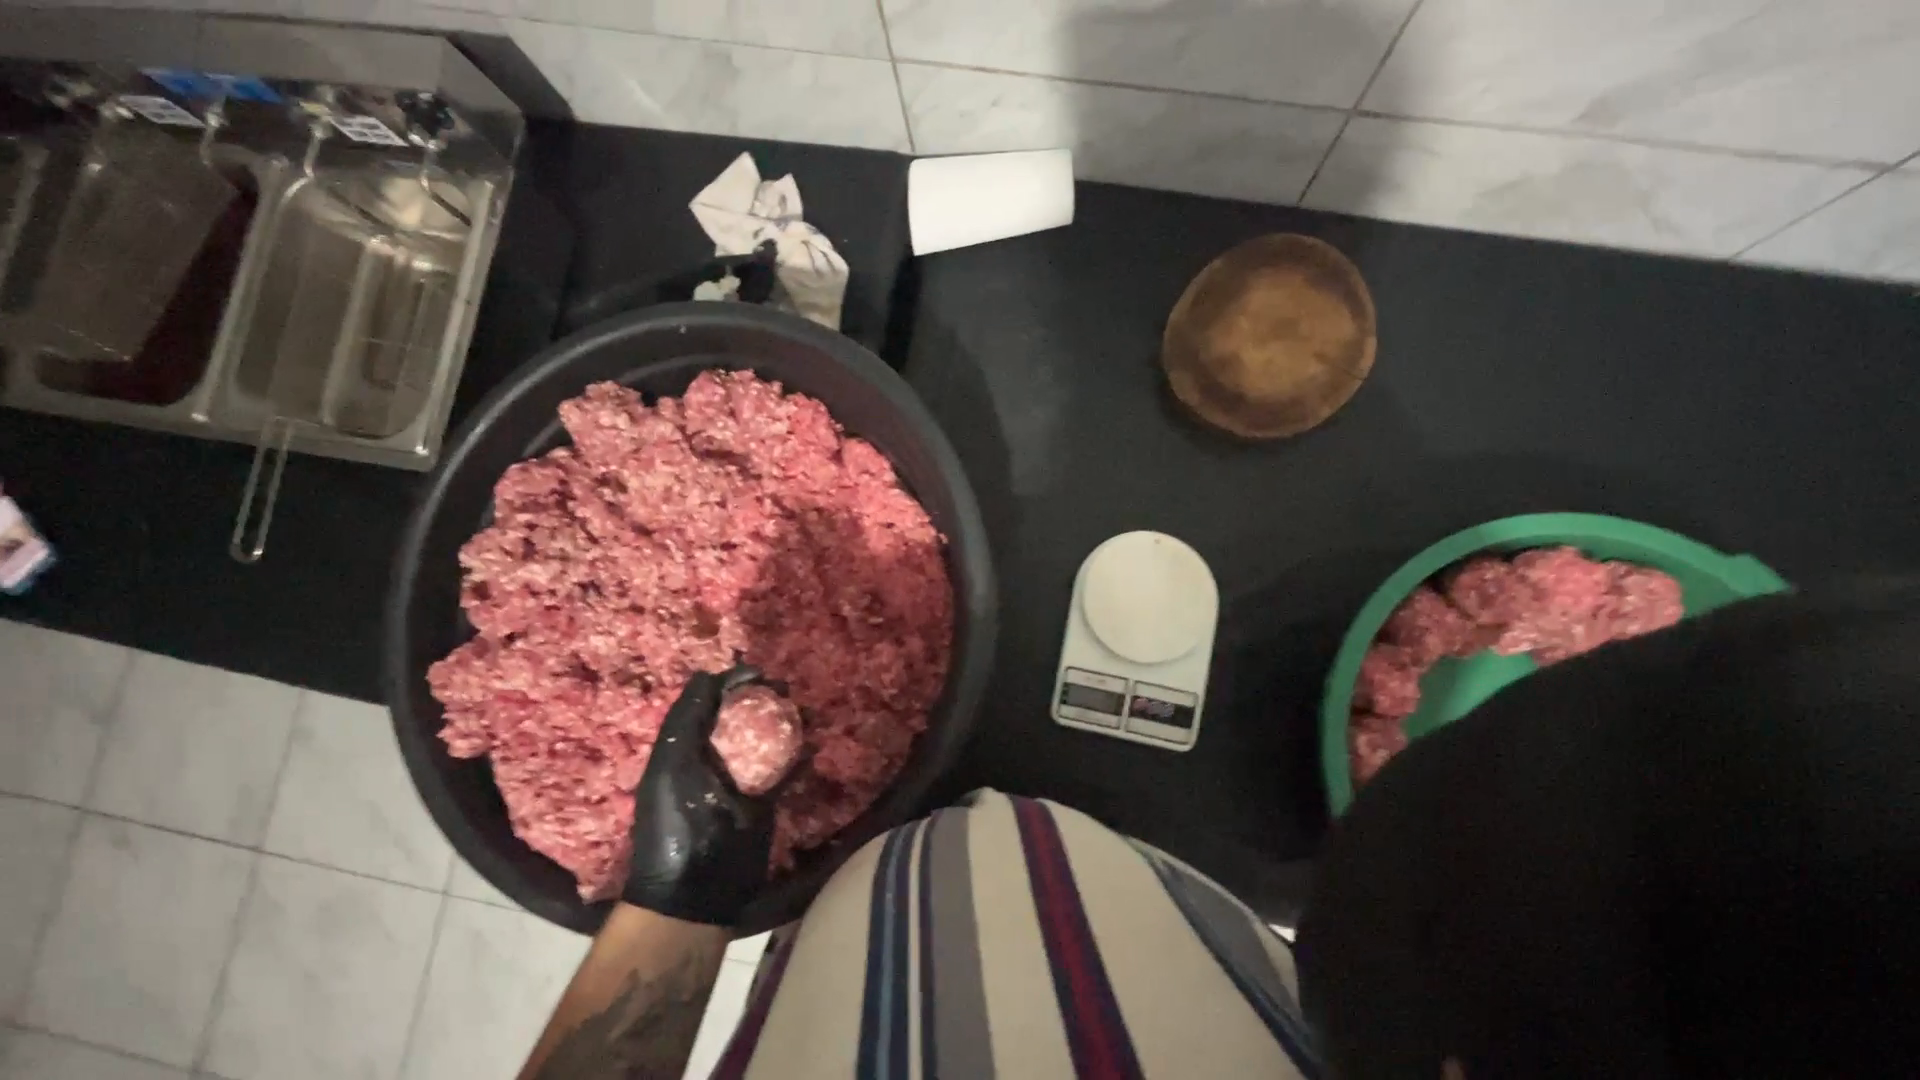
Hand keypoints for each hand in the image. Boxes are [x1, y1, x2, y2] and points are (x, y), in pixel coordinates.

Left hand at [621, 665, 786, 924]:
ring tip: (804, 712)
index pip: (711, 701)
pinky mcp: (764, 802)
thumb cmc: (676, 822)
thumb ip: (687, 718)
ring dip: (786, 722)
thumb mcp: (672, 763)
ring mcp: (741, 780)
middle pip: (742, 716)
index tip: (759, 673)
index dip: (732, 682)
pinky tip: (813, 745)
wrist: (695, 891)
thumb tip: (708, 673)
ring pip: (768, 739)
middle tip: (787, 690)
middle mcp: (713, 757)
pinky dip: (800, 756)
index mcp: (686, 746)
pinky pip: (785, 771)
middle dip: (764, 698)